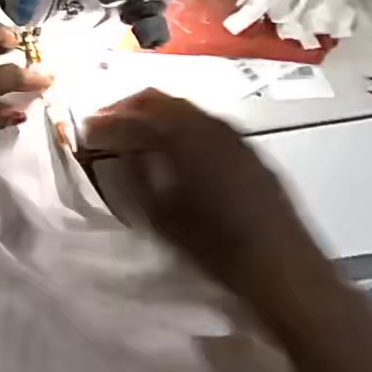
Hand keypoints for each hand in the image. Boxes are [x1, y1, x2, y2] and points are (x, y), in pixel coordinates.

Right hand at [83, 89, 320, 301]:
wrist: (284, 270)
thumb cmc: (216, 248)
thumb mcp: (162, 216)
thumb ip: (136, 175)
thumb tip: (121, 151)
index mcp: (184, 137)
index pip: (135, 118)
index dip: (107, 122)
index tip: (87, 129)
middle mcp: (212, 126)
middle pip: (162, 101)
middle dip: (131, 109)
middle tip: (109, 123)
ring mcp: (236, 137)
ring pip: (187, 111)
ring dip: (159, 117)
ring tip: (139, 135)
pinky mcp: (252, 153)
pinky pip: (209, 126)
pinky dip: (184, 129)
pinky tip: (179, 150)